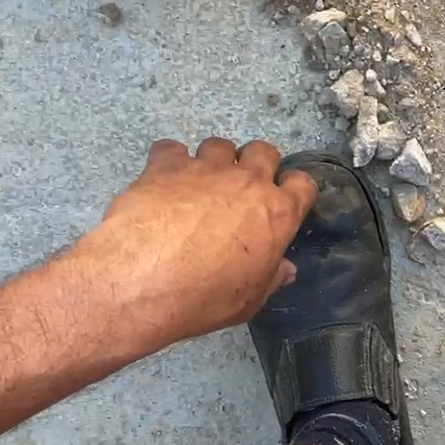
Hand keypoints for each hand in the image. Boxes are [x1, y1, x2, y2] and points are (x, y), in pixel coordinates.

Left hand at [55, 139, 317, 355]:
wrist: (141, 282)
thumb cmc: (204, 298)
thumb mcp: (249, 299)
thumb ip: (271, 278)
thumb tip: (286, 270)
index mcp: (277, 212)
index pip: (303, 183)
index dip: (294, 189)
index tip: (283, 200)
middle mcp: (248, 182)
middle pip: (264, 151)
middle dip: (256, 163)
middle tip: (241, 187)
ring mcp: (207, 169)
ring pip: (219, 145)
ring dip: (214, 160)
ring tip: (199, 182)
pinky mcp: (166, 166)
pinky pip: (171, 148)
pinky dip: (169, 160)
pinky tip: (161, 180)